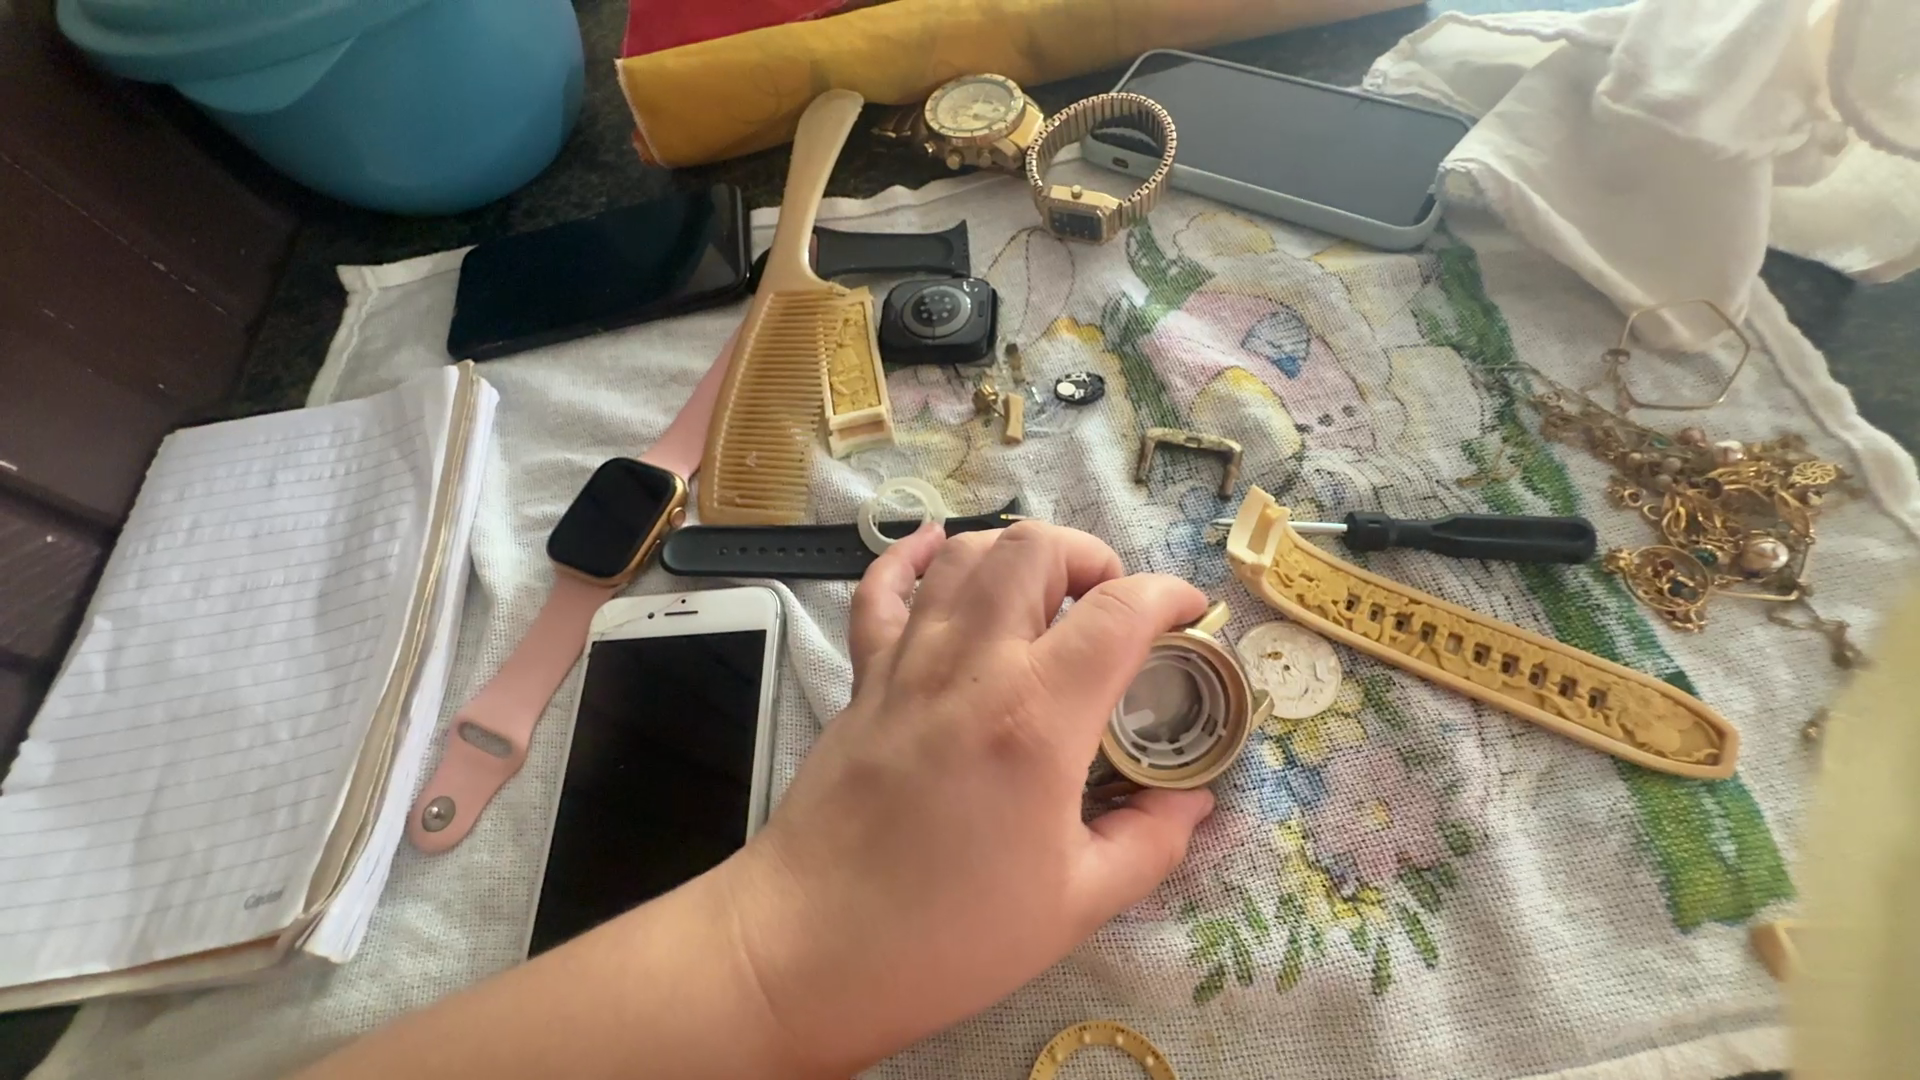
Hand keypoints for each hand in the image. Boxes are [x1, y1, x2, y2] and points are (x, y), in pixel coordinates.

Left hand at [722, 521, 1214, 1074]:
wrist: (809, 943)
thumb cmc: (946, 934)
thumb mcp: (1075, 903)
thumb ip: (1149, 842)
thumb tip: (1193, 802)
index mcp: (1036, 716)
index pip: (1118, 612)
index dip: (1168, 597)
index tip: (1190, 616)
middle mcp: (971, 663)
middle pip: (1033, 550)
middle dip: (1089, 556)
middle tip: (1110, 606)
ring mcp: (908, 659)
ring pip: (963, 553)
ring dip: (1016, 552)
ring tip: (1044, 591)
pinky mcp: (864, 673)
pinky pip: (881, 588)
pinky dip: (910, 556)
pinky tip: (936, 547)